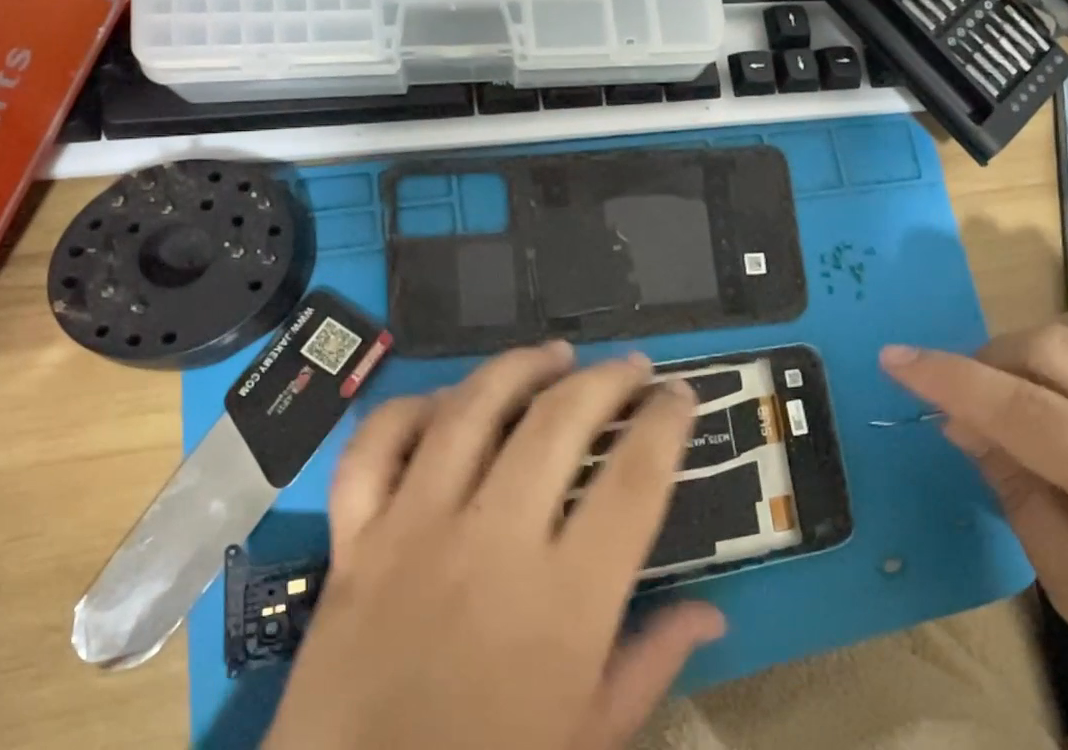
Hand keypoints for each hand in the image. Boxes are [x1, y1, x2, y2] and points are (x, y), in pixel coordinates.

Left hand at [265, 342, 725, 749]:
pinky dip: (410, 411)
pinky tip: (447, 400)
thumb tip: (713, 612)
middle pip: (559, 423)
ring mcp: (416, 531)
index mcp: (567, 597)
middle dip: (605, 380)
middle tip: (629, 368)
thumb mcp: (592, 732)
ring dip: (518, 369)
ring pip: (470, 412)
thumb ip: (653, 661)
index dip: (665, 424)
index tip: (679, 395)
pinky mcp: (354, 540)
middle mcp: (495, 542)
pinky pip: (375, 449)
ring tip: (553, 354)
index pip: (634, 481)